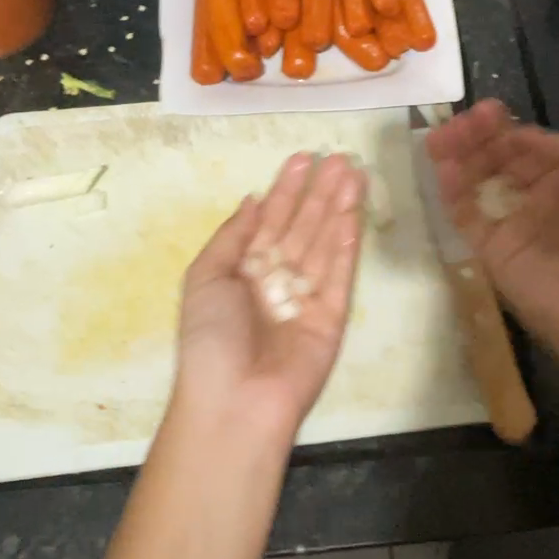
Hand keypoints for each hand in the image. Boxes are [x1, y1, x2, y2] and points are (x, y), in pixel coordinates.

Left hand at [172, 153, 366, 440]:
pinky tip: (353, 213)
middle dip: (319, 192)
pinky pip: (340, 274)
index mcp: (244, 270)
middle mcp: (277, 278)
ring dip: (338, 208)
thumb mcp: (204, 277)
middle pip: (302, 226)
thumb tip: (251, 198)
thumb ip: (233, 236)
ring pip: (324, 242)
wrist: (234, 401)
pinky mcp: (333, 317)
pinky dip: (347, 244)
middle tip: (338, 157)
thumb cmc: (210, 337)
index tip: (302, 159)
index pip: (270, 221)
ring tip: (352, 173)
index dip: (285, 190)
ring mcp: (307, 297)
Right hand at [425, 99, 558, 366]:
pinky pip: (466, 215)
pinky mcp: (491, 251)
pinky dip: (453, 191)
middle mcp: (538, 199)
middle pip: (498, 160)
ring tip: (440, 140)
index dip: (505, 128)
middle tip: (456, 124)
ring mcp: (512, 225)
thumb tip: (523, 133)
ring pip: (477, 183)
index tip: (484, 112)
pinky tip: (444, 168)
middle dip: (477, 138)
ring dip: (459, 158)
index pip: (527, 146)